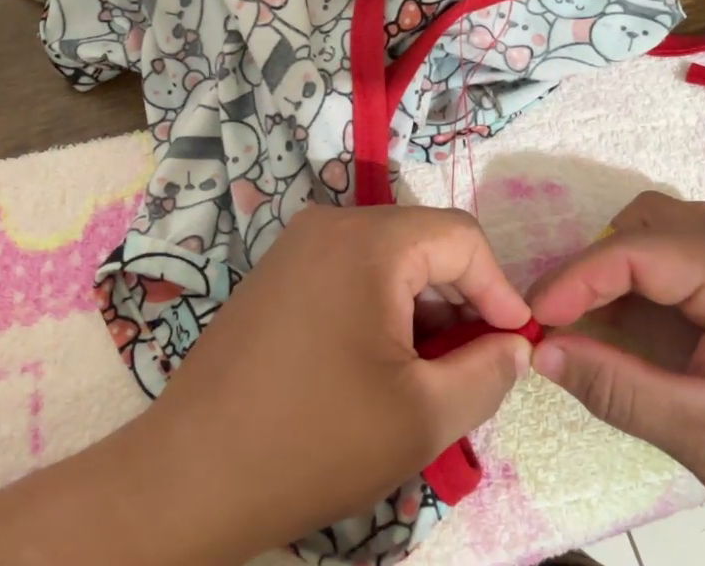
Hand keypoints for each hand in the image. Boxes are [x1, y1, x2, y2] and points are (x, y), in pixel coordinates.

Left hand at [140, 204, 533, 556]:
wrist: (189, 479)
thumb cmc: (314, 442)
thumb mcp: (423, 416)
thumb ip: (488, 371)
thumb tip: (514, 345)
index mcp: (368, 241)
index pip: (461, 238)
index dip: (499, 289)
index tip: (515, 345)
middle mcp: (328, 226)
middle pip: (423, 245)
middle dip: (459, 302)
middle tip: (474, 366)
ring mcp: (294, 250)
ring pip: (387, 262)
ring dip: (419, 311)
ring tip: (426, 377)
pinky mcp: (274, 278)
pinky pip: (348, 275)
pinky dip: (380, 311)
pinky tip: (378, 369)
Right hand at [528, 192, 704, 565]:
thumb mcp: (701, 435)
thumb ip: (615, 387)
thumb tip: (540, 351)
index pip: (641, 250)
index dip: (577, 277)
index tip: (532, 318)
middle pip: (655, 223)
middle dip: (597, 263)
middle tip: (559, 318)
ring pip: (672, 233)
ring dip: (622, 266)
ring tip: (589, 321)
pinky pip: (692, 261)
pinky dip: (650, 283)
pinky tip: (632, 327)